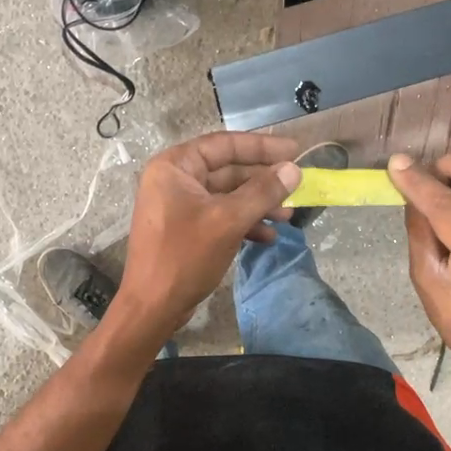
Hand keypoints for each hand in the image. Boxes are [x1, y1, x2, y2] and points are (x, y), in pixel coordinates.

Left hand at [116, 133, 301, 344]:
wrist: (153, 306)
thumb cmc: (185, 257)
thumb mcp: (228, 221)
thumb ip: (262, 192)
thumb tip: (294, 169)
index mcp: (175, 167)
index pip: (225, 144)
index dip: (262, 146)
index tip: (295, 150)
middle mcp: (174, 180)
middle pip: (228, 170)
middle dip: (263, 181)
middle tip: (297, 188)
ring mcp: (179, 207)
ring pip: (227, 196)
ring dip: (258, 205)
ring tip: (288, 216)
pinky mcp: (186, 231)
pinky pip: (220, 217)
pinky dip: (244, 224)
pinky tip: (268, 238)